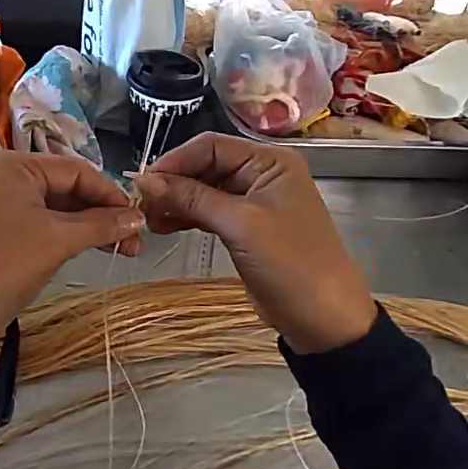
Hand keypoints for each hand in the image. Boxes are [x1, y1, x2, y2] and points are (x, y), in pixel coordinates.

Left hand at [0, 151, 144, 401]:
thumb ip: (100, 224)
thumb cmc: (0, 268)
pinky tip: (82, 249)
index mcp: (10, 164)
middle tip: (133, 241)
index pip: (74, 169)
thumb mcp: (57, 242)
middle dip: (99, 213)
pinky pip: (32, 222)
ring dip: (82, 227)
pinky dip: (59, 235)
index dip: (110, 194)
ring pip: (49, 207)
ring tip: (116, 249)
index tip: (140, 219)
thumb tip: (135, 216)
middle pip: (62, 186)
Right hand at [133, 133, 375, 353]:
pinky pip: (204, 211)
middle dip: (172, 183)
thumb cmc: (292, 265)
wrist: (325, 321)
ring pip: (200, 190)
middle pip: (202, 166)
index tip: (144, 181)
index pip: (210, 146)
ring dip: (174, 201)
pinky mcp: (242, 227)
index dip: (175, 161)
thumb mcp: (240, 225)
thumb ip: (191, 198)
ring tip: (148, 218)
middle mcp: (260, 174)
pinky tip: (161, 226)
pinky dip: (183, 217)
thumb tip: (144, 180)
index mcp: (269, 162)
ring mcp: (250, 201)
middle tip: (142, 203)